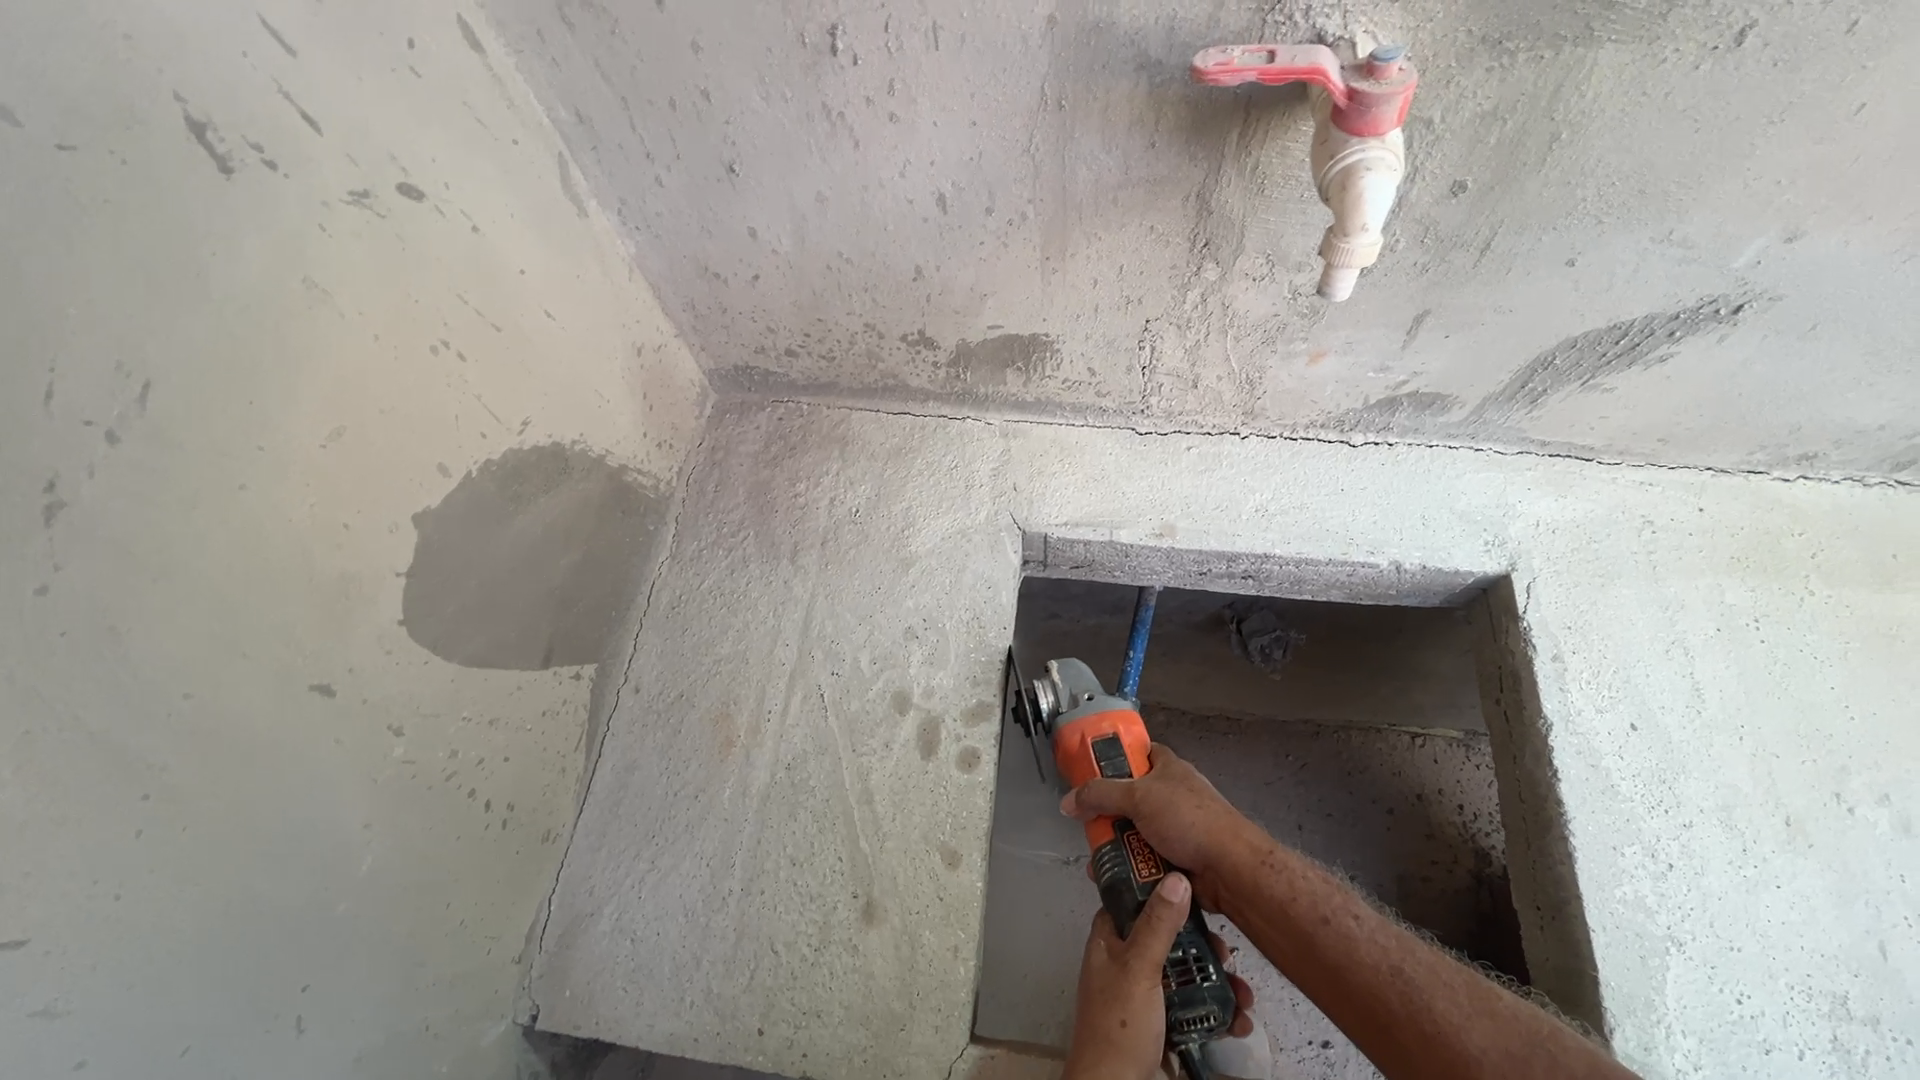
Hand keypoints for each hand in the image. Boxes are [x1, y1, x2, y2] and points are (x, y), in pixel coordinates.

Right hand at [1060, 744, 1254, 907]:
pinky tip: (1114, 876)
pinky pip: (1146, 859)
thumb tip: (1067, 802)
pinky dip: (1131, 867)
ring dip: (1117, 845)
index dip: (1117, 759)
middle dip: (1109, 813)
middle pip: (1131, 798)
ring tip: (1097, 859)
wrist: (1229, 869)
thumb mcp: (1137, 797)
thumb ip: (1099, 795)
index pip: (1140, 753)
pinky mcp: (1179, 858)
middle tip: (1088, 824)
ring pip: (1136, 832)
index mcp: (1169, 768)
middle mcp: (1173, 795)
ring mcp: (1177, 829)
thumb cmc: (1187, 819)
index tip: (1092, 773)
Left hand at [1061, 873, 1257, 1079]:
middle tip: (1229, 956)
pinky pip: (1192, 1007)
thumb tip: (1177, 876)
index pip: (1134, 900)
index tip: (1199, 895)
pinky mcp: (1160, 1022)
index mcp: (1109, 939)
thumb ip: (1158, 924)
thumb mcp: (1139, 967)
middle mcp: (1124, 960)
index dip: (1163, 894)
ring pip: (1185, 974)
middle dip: (1204, 947)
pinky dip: (1215, 1011)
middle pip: (1169, 939)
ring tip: (1245, 996)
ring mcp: (1143, 993)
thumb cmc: (1119, 1022)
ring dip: (1217, 982)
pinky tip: (1239, 1021)